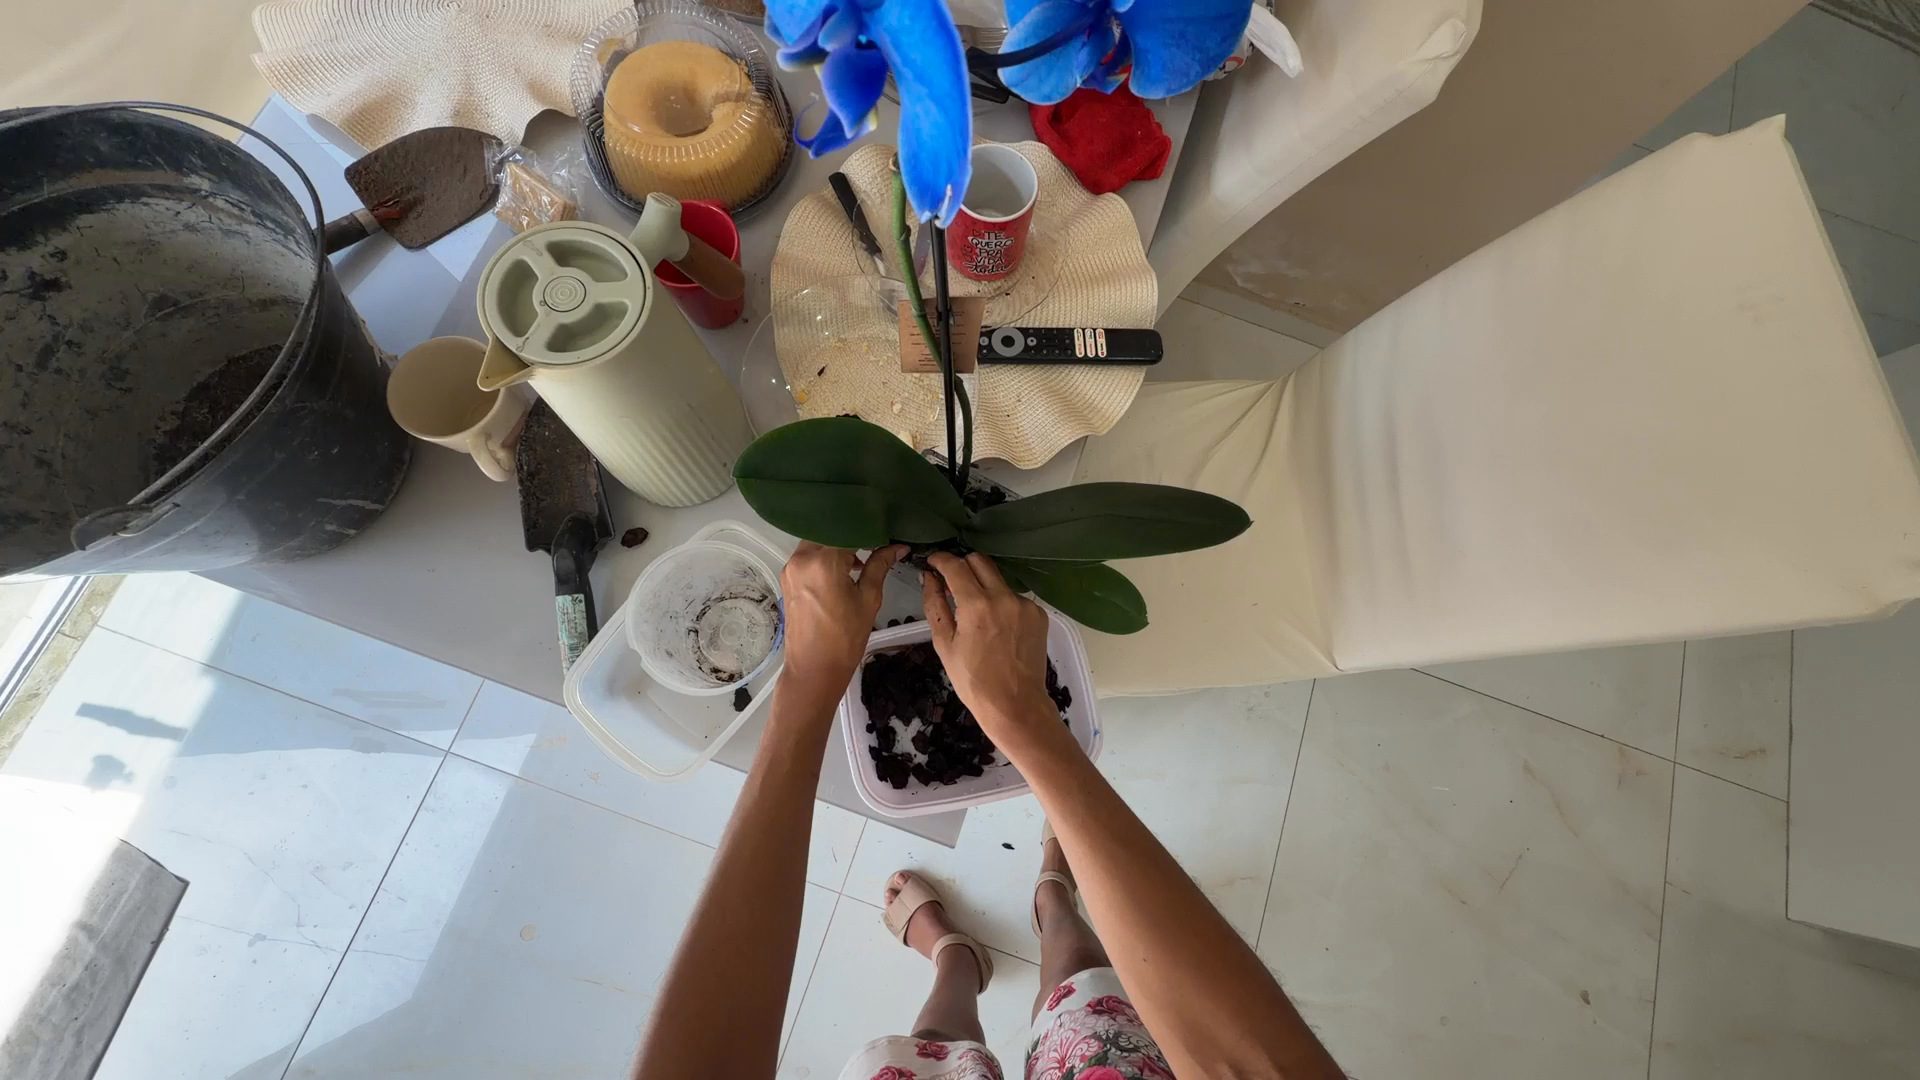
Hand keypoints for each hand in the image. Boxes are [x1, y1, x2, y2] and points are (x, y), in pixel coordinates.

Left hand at [779, 542, 904, 703]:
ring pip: (817, 542)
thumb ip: (880, 566)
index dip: (870, 532)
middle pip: (830, 532)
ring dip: (837, 546)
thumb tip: (897, 547)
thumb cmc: (844, 638)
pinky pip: (808, 556)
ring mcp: (791, 569)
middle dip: (852, 536)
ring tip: (861, 559)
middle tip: (874, 545)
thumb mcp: (868, 599)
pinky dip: (825, 557)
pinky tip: (844, 570)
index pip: (850, 531)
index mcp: (823, 563)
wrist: (814, 669)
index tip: (886, 537)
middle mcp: (801, 560)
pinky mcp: (788, 579)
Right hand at [921, 553, 1056, 735]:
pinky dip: (1002, 604)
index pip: (955, 565)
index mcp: (977, 606)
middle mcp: (1004, 598)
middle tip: (952, 582)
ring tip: (977, 614)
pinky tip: (998, 627)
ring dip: (983, 586)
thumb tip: (929, 578)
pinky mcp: (1038, 614)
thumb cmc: (973, 681)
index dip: (940, 559)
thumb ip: (935, 605)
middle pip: (980, 561)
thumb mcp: (944, 644)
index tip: (933, 562)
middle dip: (962, 565)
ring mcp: (1024, 605)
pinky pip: (1014, 597)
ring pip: (998, 579)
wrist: (1016, 705)